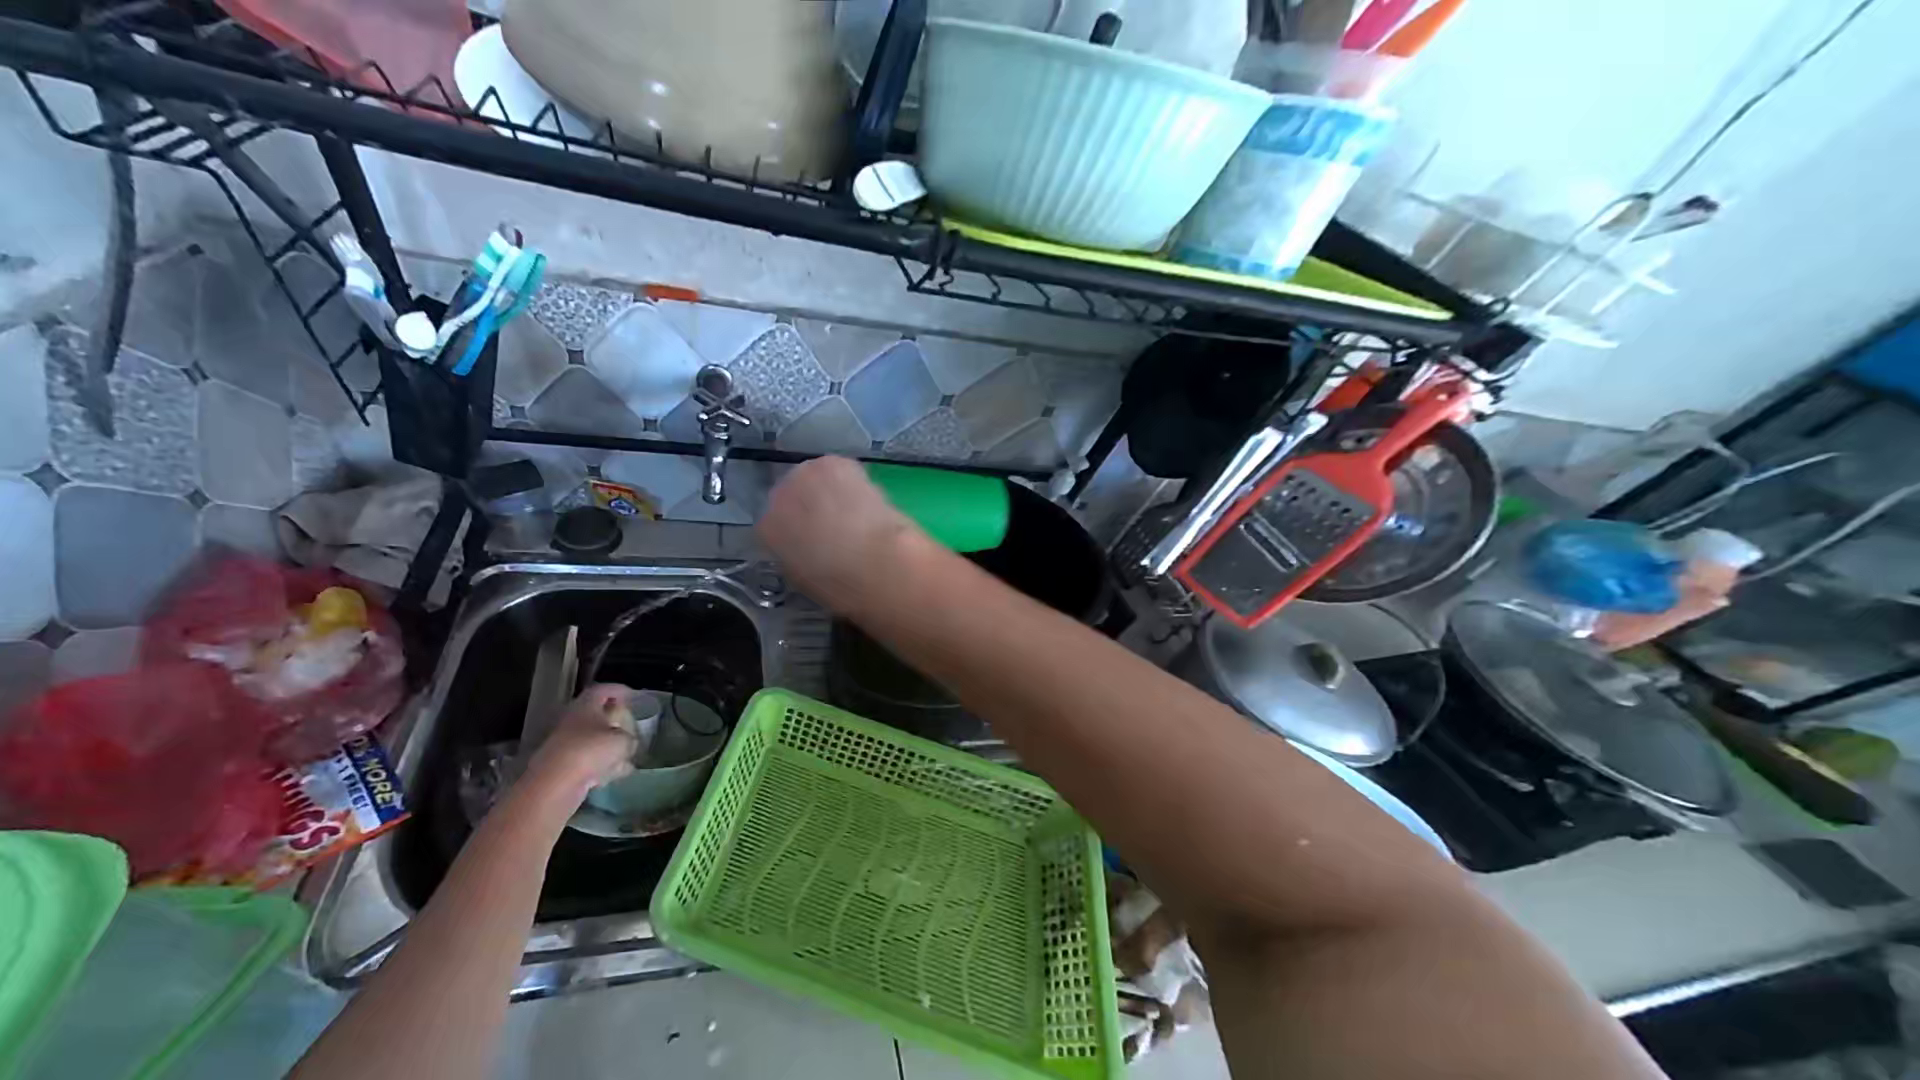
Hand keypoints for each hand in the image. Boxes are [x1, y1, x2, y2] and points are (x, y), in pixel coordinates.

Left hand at [528, 684, 640, 794]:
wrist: (554, 784)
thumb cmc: (591, 751)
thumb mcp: (623, 740)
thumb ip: (630, 738)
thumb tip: (629, 742)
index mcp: (586, 706)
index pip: (602, 690)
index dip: (618, 690)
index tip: (632, 696)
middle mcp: (573, 721)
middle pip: (596, 714)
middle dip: (614, 719)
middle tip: (630, 724)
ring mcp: (566, 744)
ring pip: (592, 739)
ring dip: (609, 745)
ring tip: (628, 753)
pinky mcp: (564, 766)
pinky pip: (588, 760)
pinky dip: (601, 764)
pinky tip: (615, 773)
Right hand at [757, 457, 923, 612]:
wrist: (874, 561)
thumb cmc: (840, 584)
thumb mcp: (805, 579)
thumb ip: (796, 557)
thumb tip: (806, 549)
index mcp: (767, 530)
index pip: (775, 523)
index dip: (796, 531)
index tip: (813, 540)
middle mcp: (777, 497)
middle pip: (791, 494)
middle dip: (809, 505)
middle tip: (834, 523)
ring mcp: (803, 475)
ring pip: (814, 478)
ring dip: (829, 490)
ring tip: (852, 511)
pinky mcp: (833, 463)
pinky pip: (839, 470)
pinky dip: (850, 481)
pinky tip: (864, 499)